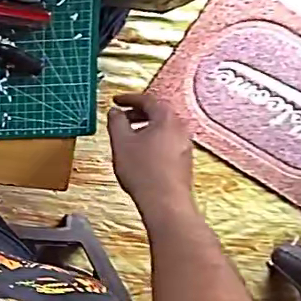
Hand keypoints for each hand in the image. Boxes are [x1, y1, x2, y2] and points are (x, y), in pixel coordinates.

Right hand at [107, 92, 195, 219]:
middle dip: (138, 112)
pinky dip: (153, 139)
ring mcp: (185, 145)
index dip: (129, 98)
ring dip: (145, 127)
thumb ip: (116, 121)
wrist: (164, 201)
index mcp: (167, 119)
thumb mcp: (120, 141)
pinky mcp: (184, 160)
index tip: (117, 100)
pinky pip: (167, 141)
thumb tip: (115, 112)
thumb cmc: (144, 172)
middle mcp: (180, 129)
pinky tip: (140, 151)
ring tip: (128, 134)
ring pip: (163, 128)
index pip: (148, 100)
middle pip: (159, 112)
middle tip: (122, 115)